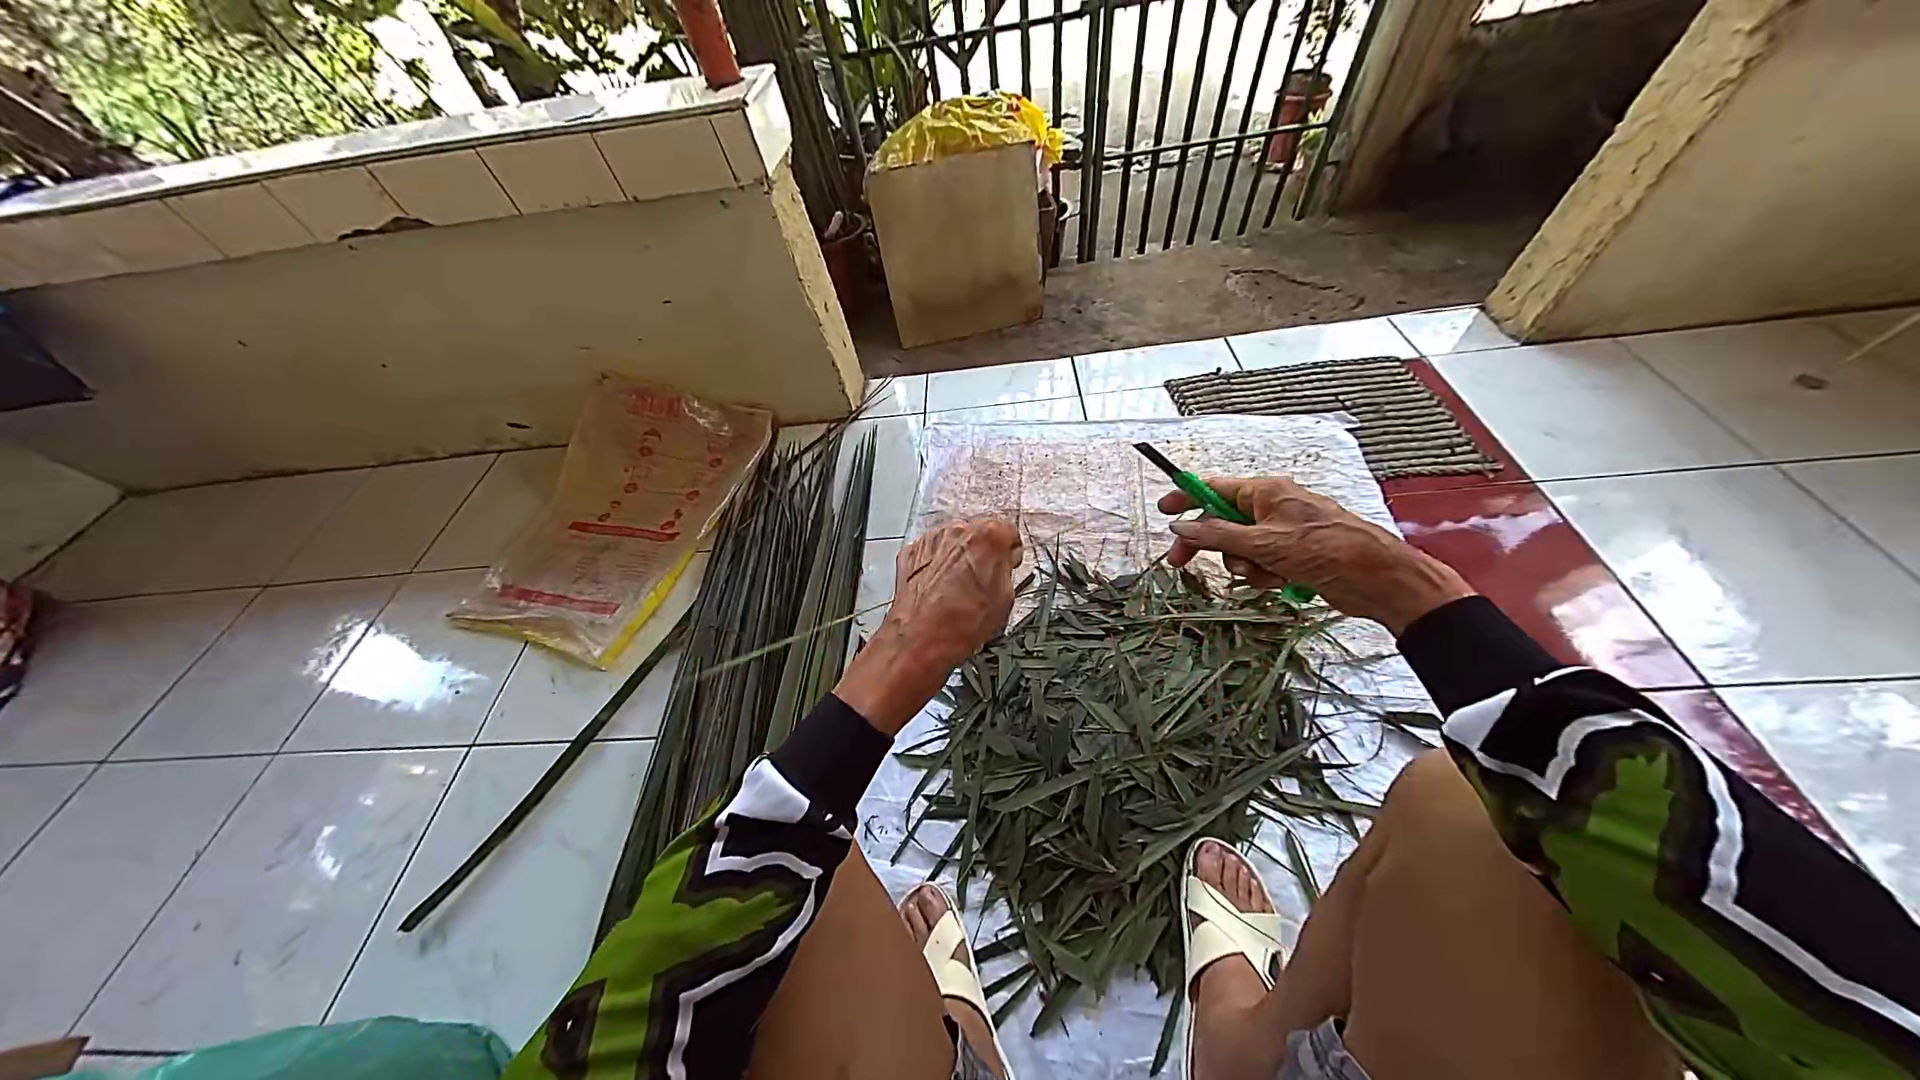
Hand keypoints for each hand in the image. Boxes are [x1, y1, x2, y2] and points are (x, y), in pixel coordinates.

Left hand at [833, 519, 1021, 734]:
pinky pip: (932, 554)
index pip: (1008, 532)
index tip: (1008, 564)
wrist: (920, 638)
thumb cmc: (959, 623)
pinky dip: (937, 566)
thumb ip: (1006, 570)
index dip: (1009, 552)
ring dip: (958, 560)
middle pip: (979, 534)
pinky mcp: (912, 553)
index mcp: (987, 536)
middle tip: (984, 582)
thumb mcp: (1005, 599)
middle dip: (982, 554)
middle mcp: (958, 531)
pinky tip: (941, 590)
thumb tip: (1003, 566)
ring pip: (953, 543)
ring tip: (960, 590)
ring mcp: (932, 540)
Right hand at [1159, 475, 1473, 634]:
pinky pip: (1260, 563)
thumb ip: (1216, 535)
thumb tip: (1180, 527)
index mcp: (1265, 492)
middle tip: (1179, 565)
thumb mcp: (1262, 543)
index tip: (1164, 510)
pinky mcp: (1292, 555)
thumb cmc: (1324, 550)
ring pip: (1239, 548)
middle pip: (1221, 523)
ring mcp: (1282, 532)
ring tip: (1266, 573)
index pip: (1214, 488)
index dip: (1186, 497)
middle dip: (1208, 545)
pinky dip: (1264, 574)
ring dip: (1243, 565)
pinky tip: (1283, 580)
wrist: (1378, 579)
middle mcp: (1271, 508)